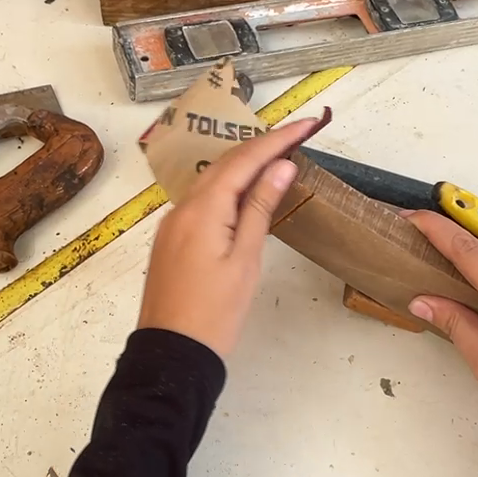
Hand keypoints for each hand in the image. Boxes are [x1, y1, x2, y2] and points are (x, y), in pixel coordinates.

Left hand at [137, 116, 322, 358]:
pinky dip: (226, 190)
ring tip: (278, 158)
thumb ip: (261, 208)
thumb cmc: (216, 314)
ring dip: (244, 167)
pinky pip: (200, 202)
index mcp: (202, 210)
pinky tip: (245, 194)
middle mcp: (181, 209)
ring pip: (211, 183)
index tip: (307, 124)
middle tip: (298, 136)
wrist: (172, 353)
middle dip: (262, 147)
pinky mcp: (170, 241)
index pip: (244, 161)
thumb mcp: (245, 260)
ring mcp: (171, 225)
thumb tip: (281, 166)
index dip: (277, 139)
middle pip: (225, 166)